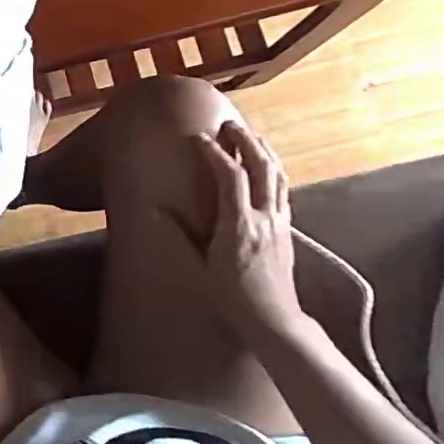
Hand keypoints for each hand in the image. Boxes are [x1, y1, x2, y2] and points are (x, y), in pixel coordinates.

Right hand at [191, 119, 303, 338]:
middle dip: (245, 140)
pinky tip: (266, 167)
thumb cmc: (232, 297)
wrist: (273, 319)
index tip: (197, 138)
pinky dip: (273, 170)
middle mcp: (264, 218)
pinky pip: (283, 190)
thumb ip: (181, 233)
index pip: (229, 176)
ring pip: (277, 174)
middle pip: (260, 166)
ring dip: (263, 150)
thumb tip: (156, 209)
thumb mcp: (200, 266)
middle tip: (229, 123)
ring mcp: (279, 223)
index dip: (213, 152)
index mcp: (239, 225)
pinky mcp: (287, 230)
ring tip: (249, 136)